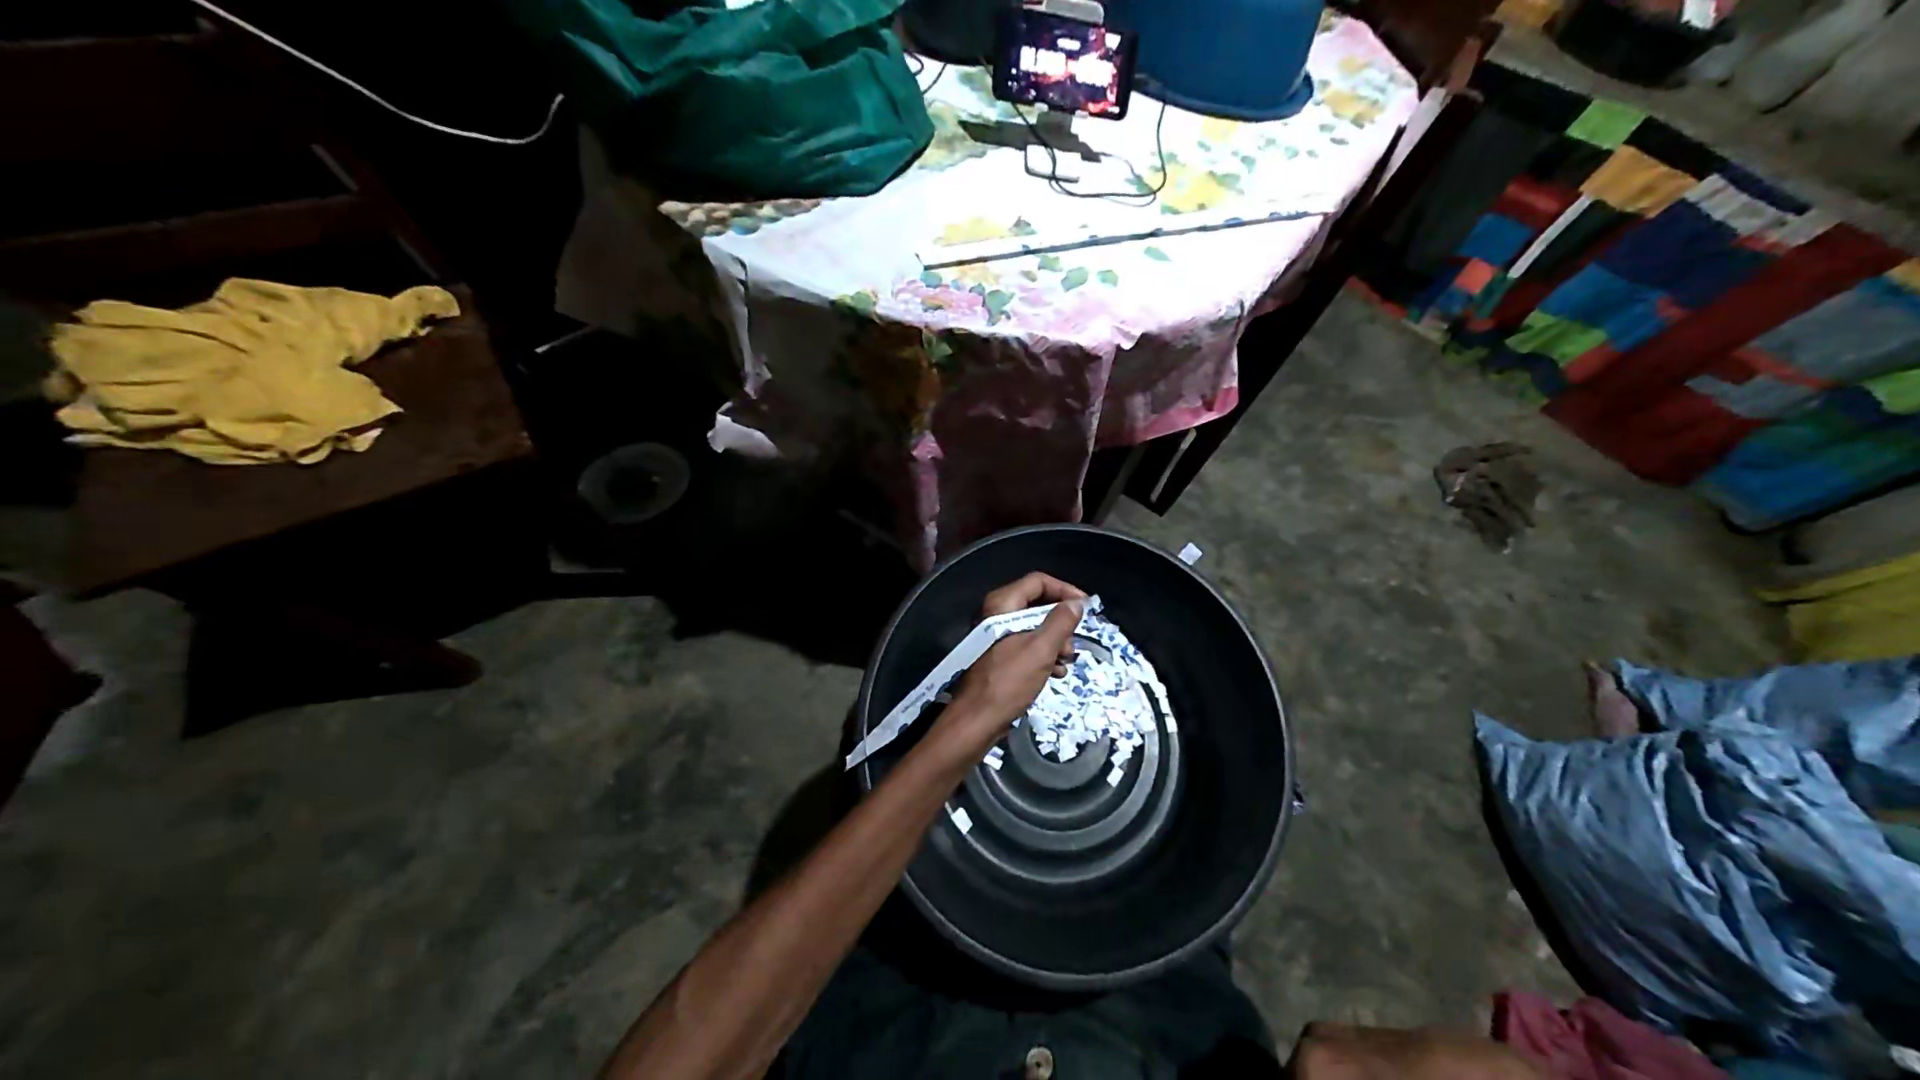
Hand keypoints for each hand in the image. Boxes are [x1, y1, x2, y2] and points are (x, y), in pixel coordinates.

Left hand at [930, 574, 1087, 759]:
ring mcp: (995, 637)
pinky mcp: (998, 657)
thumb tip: (1076, 603)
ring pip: (1034, 628)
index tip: (1085, 608)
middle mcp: (996, 615)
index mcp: (1002, 605)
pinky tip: (1054, 674)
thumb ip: (1061, 622)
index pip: (1038, 581)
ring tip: (1065, 662)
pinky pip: (1026, 647)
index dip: (1065, 590)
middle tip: (1072, 644)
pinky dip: (1043, 656)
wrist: (977, 720)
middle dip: (1061, 623)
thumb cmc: (1008, 681)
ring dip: (1055, 642)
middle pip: (1037, 605)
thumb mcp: (1041, 649)